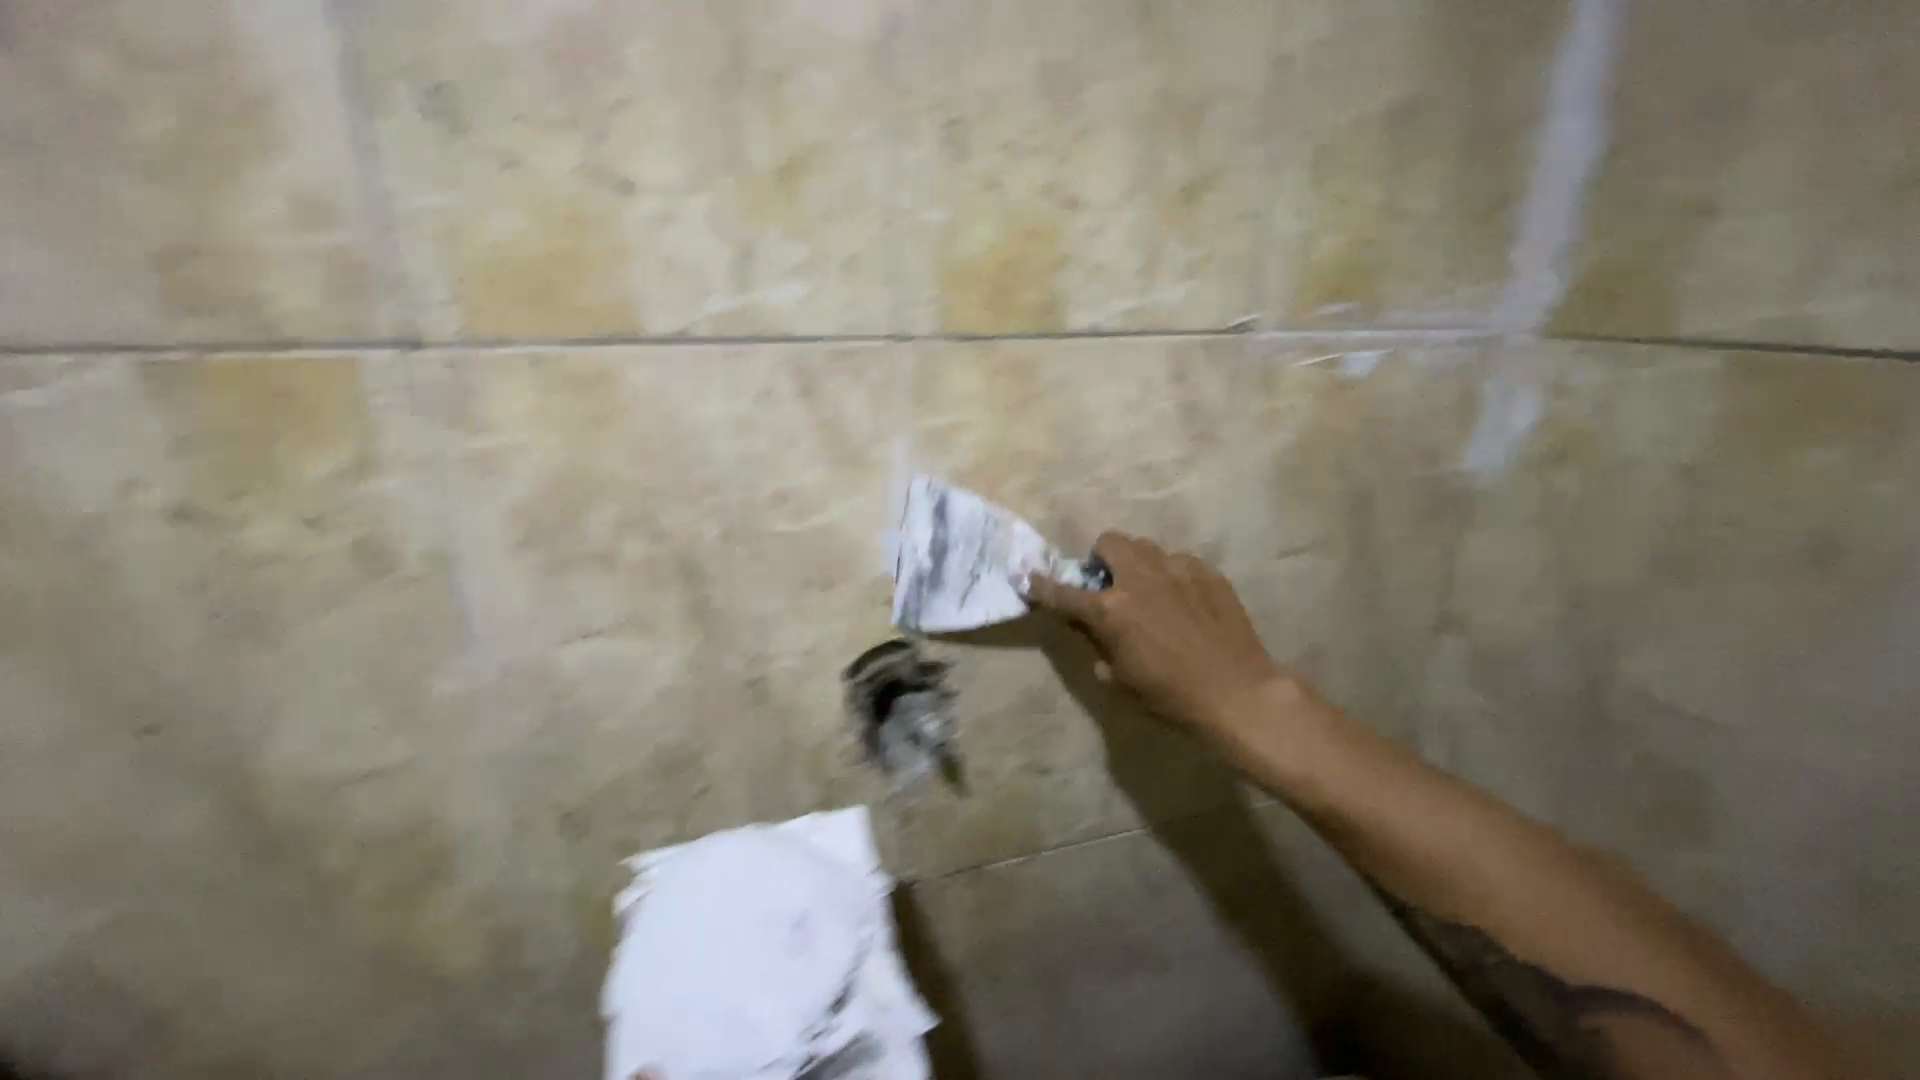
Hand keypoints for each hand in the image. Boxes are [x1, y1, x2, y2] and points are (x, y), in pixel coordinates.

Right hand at [1026, 532, 1287, 740]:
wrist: (1237, 694)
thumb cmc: (1170, 696)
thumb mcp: (1120, 679)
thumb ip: (1099, 645)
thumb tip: (1093, 629)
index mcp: (1110, 609)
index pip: (1064, 592)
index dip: (1043, 586)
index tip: (1031, 578)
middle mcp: (1140, 578)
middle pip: (1110, 542)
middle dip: (1101, 557)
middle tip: (1110, 582)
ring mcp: (1178, 570)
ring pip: (1147, 548)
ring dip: (1139, 564)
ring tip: (1151, 591)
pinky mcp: (1208, 572)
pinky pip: (1180, 562)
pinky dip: (1173, 576)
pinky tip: (1186, 603)